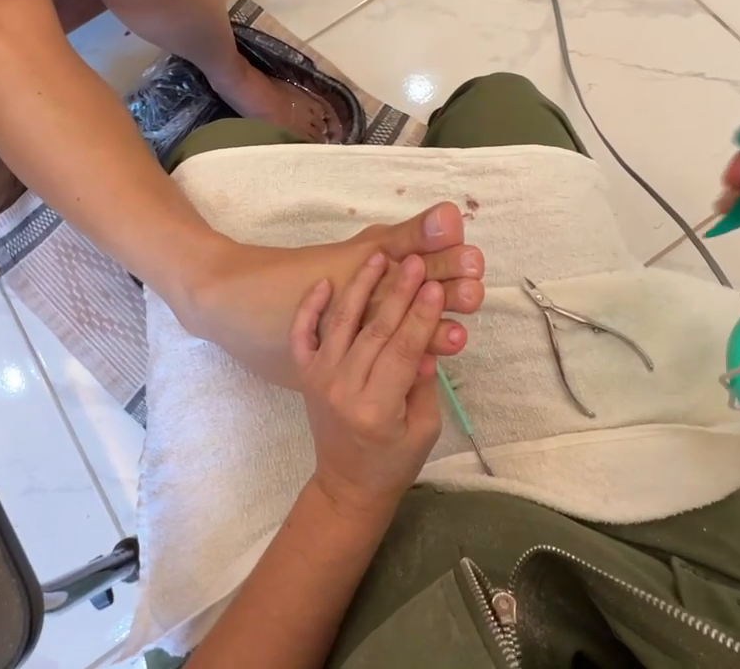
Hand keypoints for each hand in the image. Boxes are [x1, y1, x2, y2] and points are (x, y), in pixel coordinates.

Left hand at [291, 252, 445, 518]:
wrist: (347, 484)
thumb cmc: (394, 460)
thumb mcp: (424, 428)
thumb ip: (423, 382)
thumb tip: (427, 335)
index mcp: (377, 408)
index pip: (402, 351)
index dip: (420, 316)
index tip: (436, 286)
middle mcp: (343, 388)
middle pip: (374, 331)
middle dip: (398, 292)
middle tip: (415, 262)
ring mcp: (319, 378)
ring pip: (340, 322)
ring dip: (360, 286)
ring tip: (378, 256)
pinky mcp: (305, 373)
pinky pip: (303, 334)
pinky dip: (311, 307)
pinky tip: (325, 281)